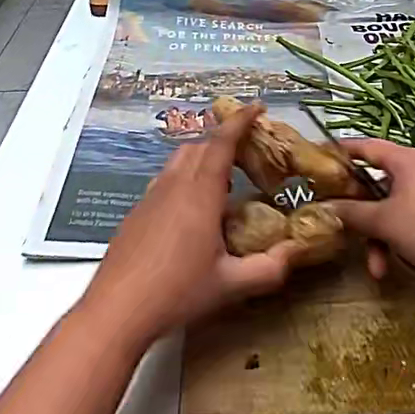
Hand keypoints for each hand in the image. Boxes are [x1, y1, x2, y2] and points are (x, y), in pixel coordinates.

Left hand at [78, 104, 303, 344]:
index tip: (257, 107)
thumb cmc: (177, 292)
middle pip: (199, 147)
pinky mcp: (137, 211)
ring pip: (178, 162)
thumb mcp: (231, 285)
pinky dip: (185, 179)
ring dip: (203, 161)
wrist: (118, 306)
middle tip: (249, 156)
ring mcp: (150, 196)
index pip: (221, 143)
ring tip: (225, 185)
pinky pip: (164, 181)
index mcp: (199, 193)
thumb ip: (269, 268)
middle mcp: (172, 185)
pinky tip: (193, 212)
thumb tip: (296, 252)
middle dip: (224, 142)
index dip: (240, 121)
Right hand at [322, 139, 414, 292]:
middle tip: (337, 225)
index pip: (362, 146)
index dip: (337, 153)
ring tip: (375, 267)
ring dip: (376, 239)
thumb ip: (350, 212)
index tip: (314, 162)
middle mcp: (414, 173)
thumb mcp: (384, 221)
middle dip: (356, 213)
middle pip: (371, 185)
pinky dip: (395, 245)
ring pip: (387, 212)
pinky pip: (404, 227)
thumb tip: (323, 207)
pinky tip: (392, 269)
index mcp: (403, 160)